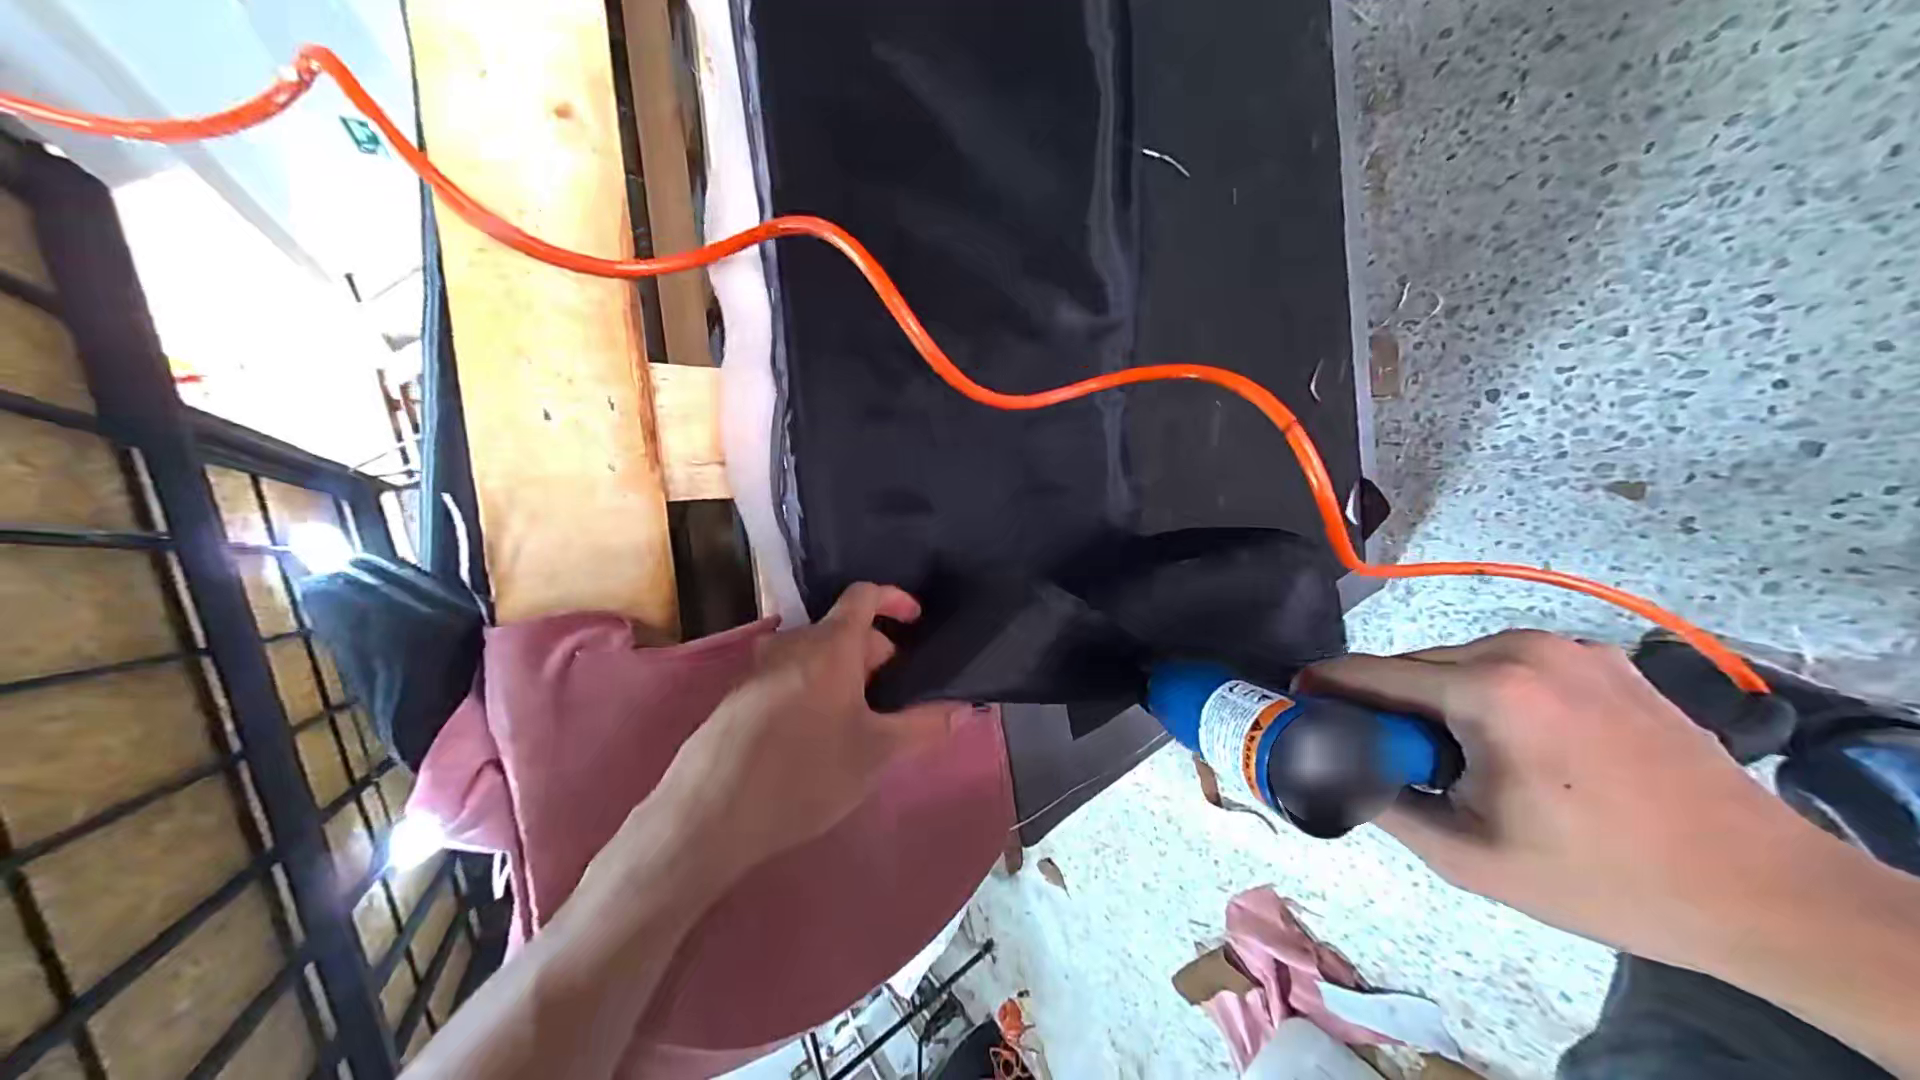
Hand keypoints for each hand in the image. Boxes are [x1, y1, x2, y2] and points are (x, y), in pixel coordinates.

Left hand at [646, 583, 965, 877]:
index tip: (916, 622)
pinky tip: (813, 740)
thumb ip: (925, 726)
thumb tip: (964, 710)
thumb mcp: (877, 753)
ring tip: (855, 726)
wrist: (709, 814)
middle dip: (875, 657)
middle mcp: (791, 644)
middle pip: (843, 631)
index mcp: (829, 645)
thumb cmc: (804, 774)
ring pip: (816, 657)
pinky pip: (789, 676)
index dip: (895, 600)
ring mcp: (759, 668)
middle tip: (891, 704)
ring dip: (844, 677)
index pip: (864, 595)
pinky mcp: (737, 696)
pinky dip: (814, 690)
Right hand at [1296, 630, 1837, 966]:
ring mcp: (1571, 649)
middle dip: (1384, 699)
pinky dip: (1485, 691)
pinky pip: (1510, 663)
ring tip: (1447, 750)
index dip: (1326, 686)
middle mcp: (1524, 650)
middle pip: (1415, 664)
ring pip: (1460, 660)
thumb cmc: (1605, 877)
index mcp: (1490, 692)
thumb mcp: (1471, 856)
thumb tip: (1333, 770)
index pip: (1373, 674)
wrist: (1765, 892)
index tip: (1297, 699)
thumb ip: (1385, 802)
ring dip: (1435, 695)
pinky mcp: (1604, 660)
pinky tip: (1505, 737)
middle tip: (1378, 747)